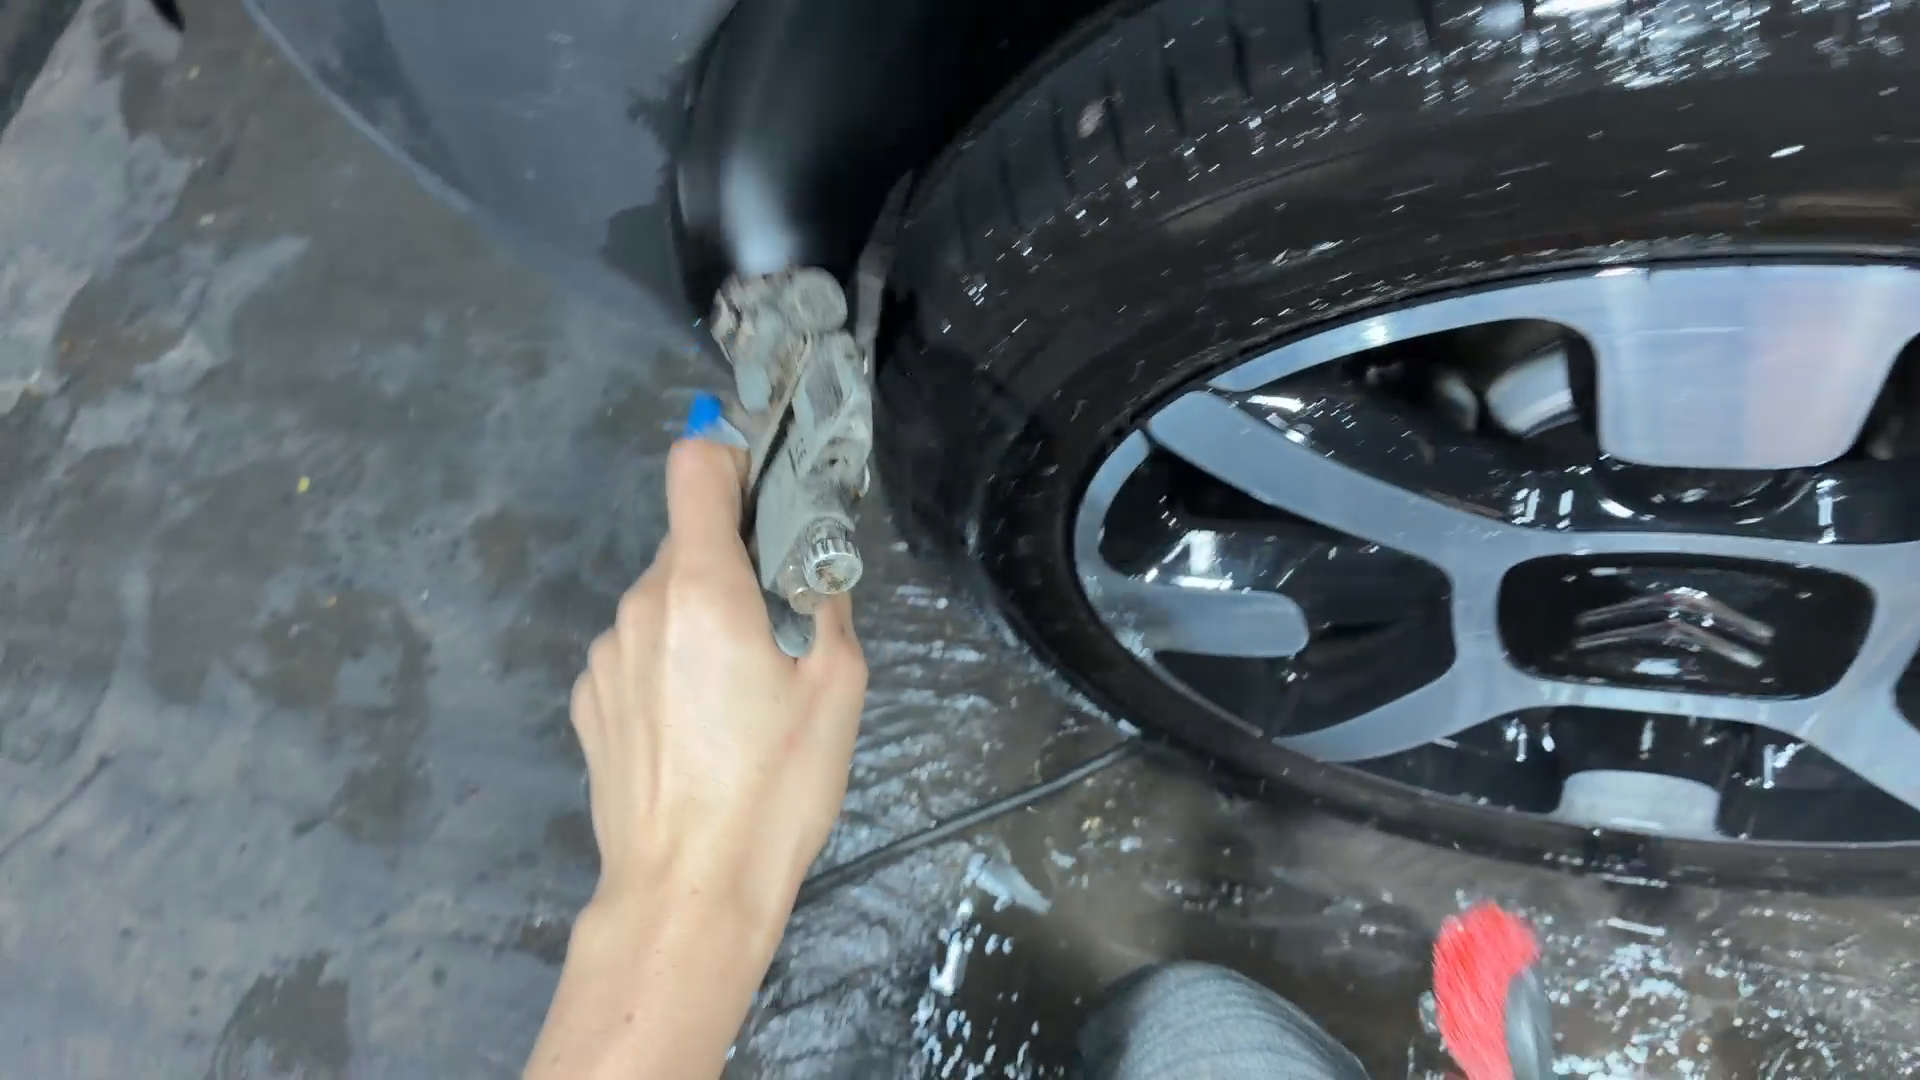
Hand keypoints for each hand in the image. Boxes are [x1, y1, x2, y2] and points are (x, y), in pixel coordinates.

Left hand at [571, 435, 867, 932]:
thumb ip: (823, 600)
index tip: (763, 490)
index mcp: (701, 589)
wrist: (687, 891)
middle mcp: (639, 606)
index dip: (729, 460)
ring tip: (739, 691)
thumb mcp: (838, 683)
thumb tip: (805, 562)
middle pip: (688, 542)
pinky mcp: (587, 699)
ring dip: (705, 616)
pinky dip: (672, 659)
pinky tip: (698, 725)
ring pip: (665, 599)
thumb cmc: (776, 784)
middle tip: (778, 625)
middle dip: (735, 563)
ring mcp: (603, 654)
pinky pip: (640, 648)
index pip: (693, 468)